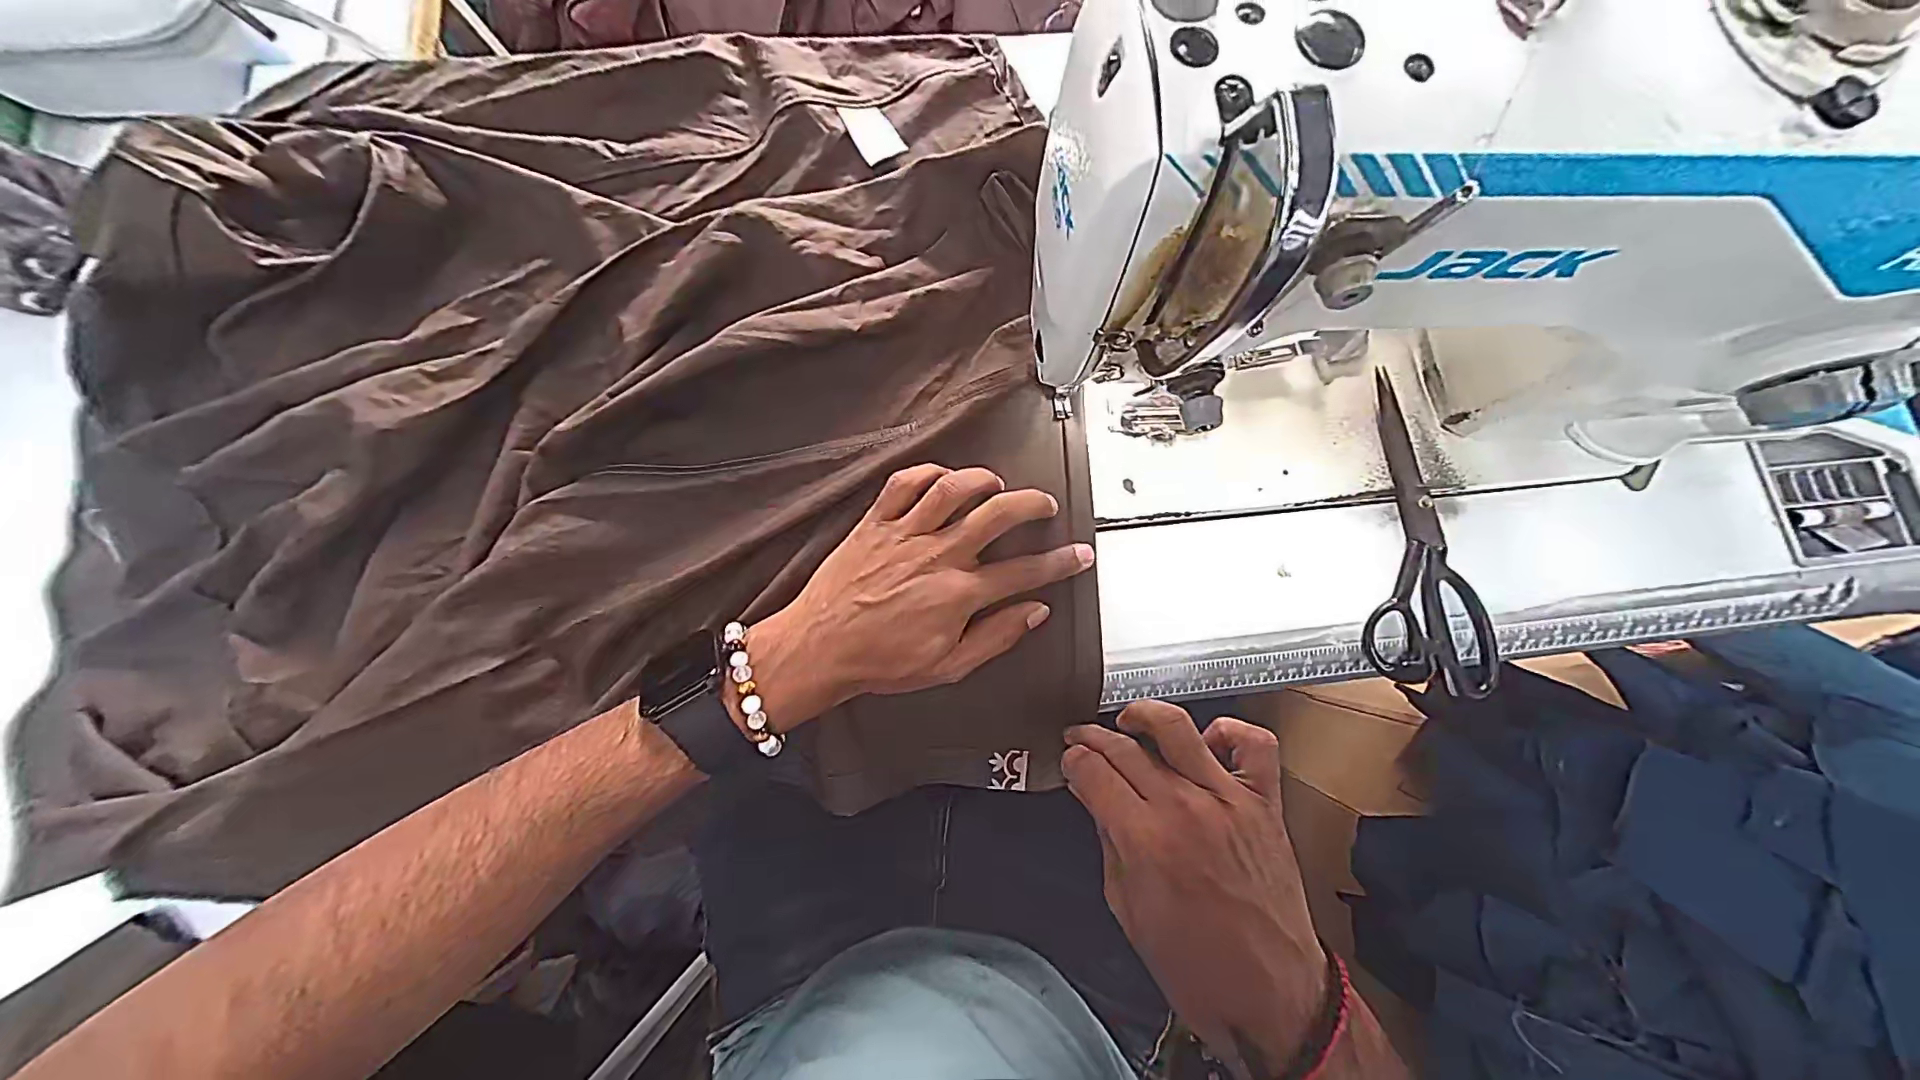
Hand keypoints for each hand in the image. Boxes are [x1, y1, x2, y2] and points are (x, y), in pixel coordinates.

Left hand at [739, 464, 1093, 730]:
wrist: (819, 649)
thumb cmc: (877, 661)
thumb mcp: (947, 666)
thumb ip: (996, 637)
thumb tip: (1032, 614)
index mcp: (957, 594)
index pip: (1024, 571)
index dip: (1059, 562)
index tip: (1077, 555)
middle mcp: (935, 556)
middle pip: (998, 515)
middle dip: (1032, 504)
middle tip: (1044, 506)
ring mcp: (904, 535)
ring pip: (954, 488)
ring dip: (984, 480)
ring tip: (997, 486)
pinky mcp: (875, 524)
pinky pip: (904, 484)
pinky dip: (928, 473)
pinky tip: (942, 478)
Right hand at [1063, 702, 1325, 1079]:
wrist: (1272, 998)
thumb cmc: (1196, 967)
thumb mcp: (1127, 908)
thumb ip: (1107, 841)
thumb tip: (1093, 796)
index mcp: (1145, 841)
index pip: (1092, 769)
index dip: (1072, 759)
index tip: (1070, 761)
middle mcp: (1184, 809)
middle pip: (1123, 746)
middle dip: (1091, 738)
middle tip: (1081, 741)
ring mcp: (1228, 801)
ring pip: (1178, 727)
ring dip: (1143, 715)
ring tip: (1130, 721)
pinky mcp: (1265, 804)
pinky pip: (1253, 744)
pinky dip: (1228, 731)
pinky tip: (1206, 742)